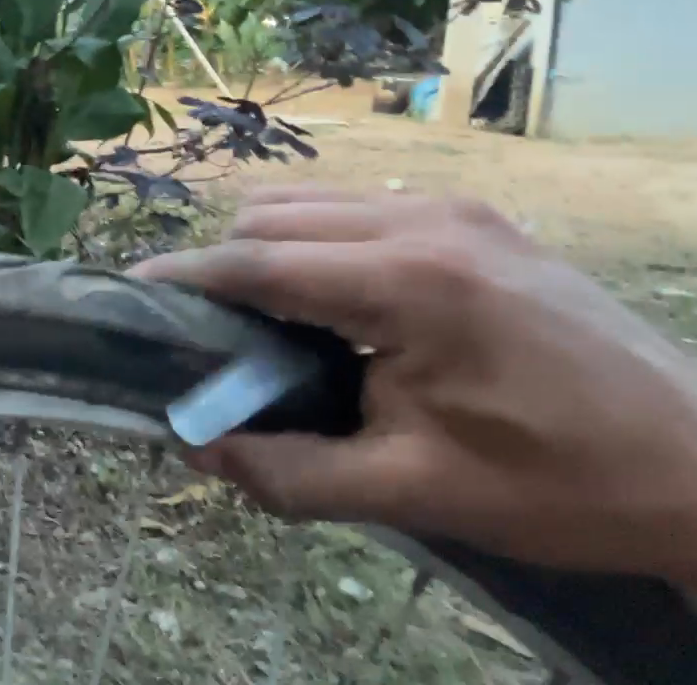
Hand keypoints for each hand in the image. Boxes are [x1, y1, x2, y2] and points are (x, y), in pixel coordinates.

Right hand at [132, 185, 696, 583]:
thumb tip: (195, 451)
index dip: (182, 275)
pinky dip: (309, 239)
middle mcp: (424, 224)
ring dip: (263, 248)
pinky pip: (346, 206)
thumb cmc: (567, 484)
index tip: (128, 289)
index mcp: (413, 284)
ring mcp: (452, 210)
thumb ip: (292, 472)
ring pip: (301, 202)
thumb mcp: (421, 493)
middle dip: (222, 268)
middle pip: (267, 219)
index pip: (258, 261)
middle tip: (212, 333)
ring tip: (265, 315)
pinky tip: (328, 296)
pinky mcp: (470, 216)